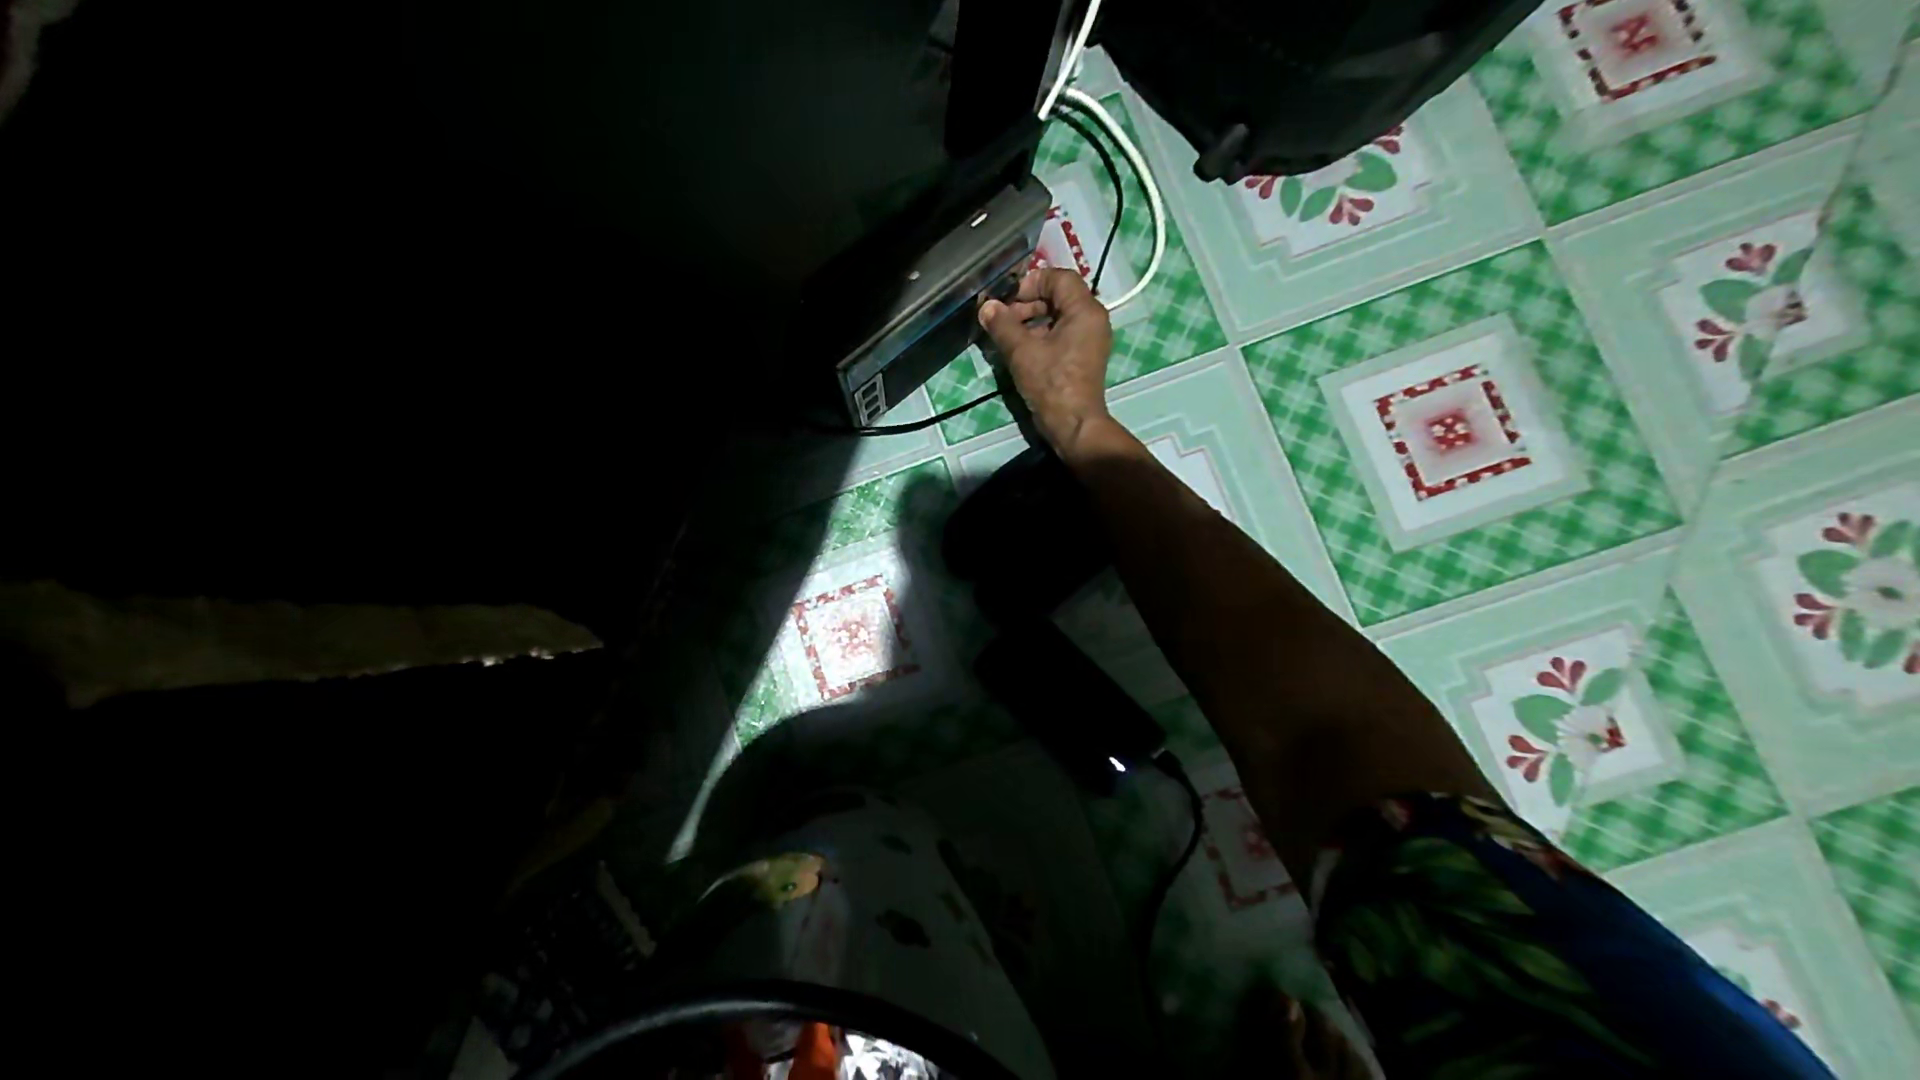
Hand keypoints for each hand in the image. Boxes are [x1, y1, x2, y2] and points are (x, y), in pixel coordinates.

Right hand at [976, 268, 1114, 457]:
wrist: (1073, 424)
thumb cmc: (1051, 384)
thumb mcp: (1021, 351)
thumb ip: (1002, 324)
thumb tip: (986, 306)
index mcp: (1085, 310)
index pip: (1059, 277)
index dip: (1031, 282)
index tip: (1007, 298)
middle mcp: (1093, 320)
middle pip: (1058, 296)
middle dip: (1028, 302)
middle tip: (1003, 318)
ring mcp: (1089, 340)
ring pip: (1058, 316)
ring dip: (1031, 320)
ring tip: (1007, 335)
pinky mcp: (1082, 357)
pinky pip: (1061, 335)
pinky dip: (1041, 335)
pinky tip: (1019, 349)